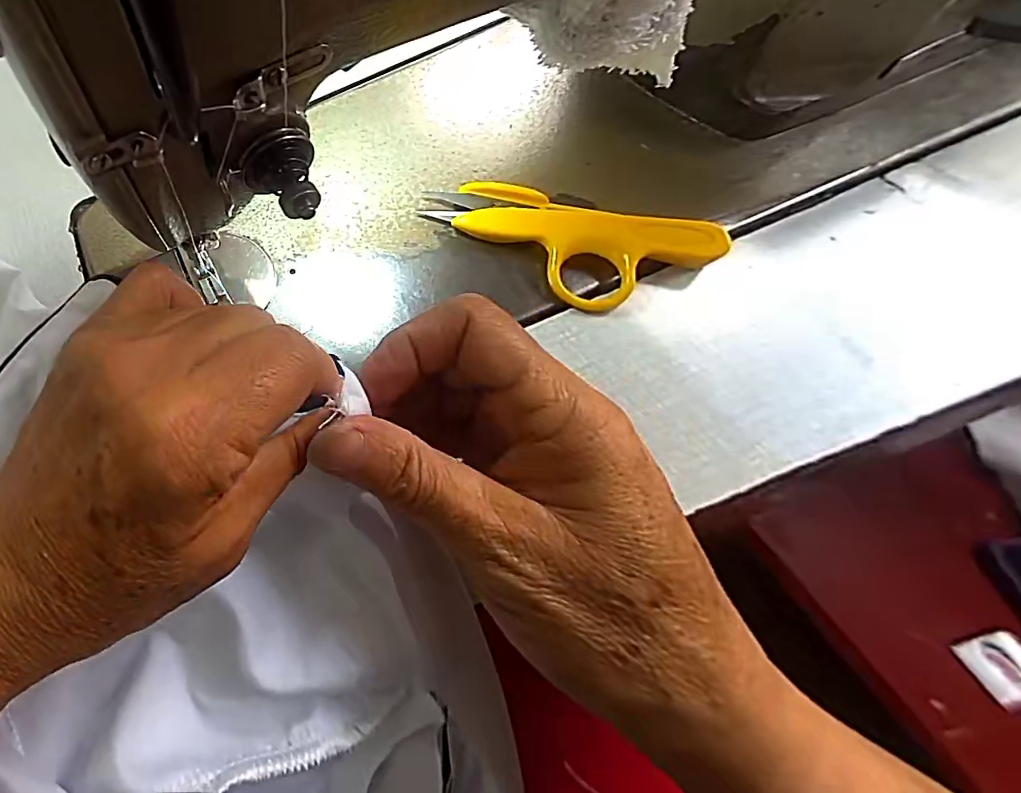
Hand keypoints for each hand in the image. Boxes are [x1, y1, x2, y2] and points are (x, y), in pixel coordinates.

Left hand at [0, 262, 339, 684]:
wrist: (15, 569)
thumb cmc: (122, 575)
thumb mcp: (224, 541)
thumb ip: (284, 460)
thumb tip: (325, 410)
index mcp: (193, 433)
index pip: (289, 356)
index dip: (320, 374)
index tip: (318, 402)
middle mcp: (153, 371)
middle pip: (258, 324)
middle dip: (283, 360)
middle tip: (274, 403)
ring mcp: (113, 343)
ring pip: (216, 306)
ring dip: (240, 341)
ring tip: (227, 385)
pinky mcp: (88, 335)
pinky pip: (159, 285)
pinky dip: (189, 308)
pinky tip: (185, 350)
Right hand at [307, 296, 945, 791]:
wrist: (690, 694)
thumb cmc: (608, 621)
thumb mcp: (498, 545)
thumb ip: (413, 479)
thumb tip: (331, 433)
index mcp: (561, 407)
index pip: (473, 326)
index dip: (409, 348)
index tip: (365, 405)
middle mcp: (553, 406)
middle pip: (460, 355)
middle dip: (399, 387)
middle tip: (354, 442)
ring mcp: (542, 437)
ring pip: (457, 393)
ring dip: (407, 419)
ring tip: (370, 466)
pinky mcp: (532, 468)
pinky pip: (466, 433)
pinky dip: (425, 448)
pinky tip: (402, 482)